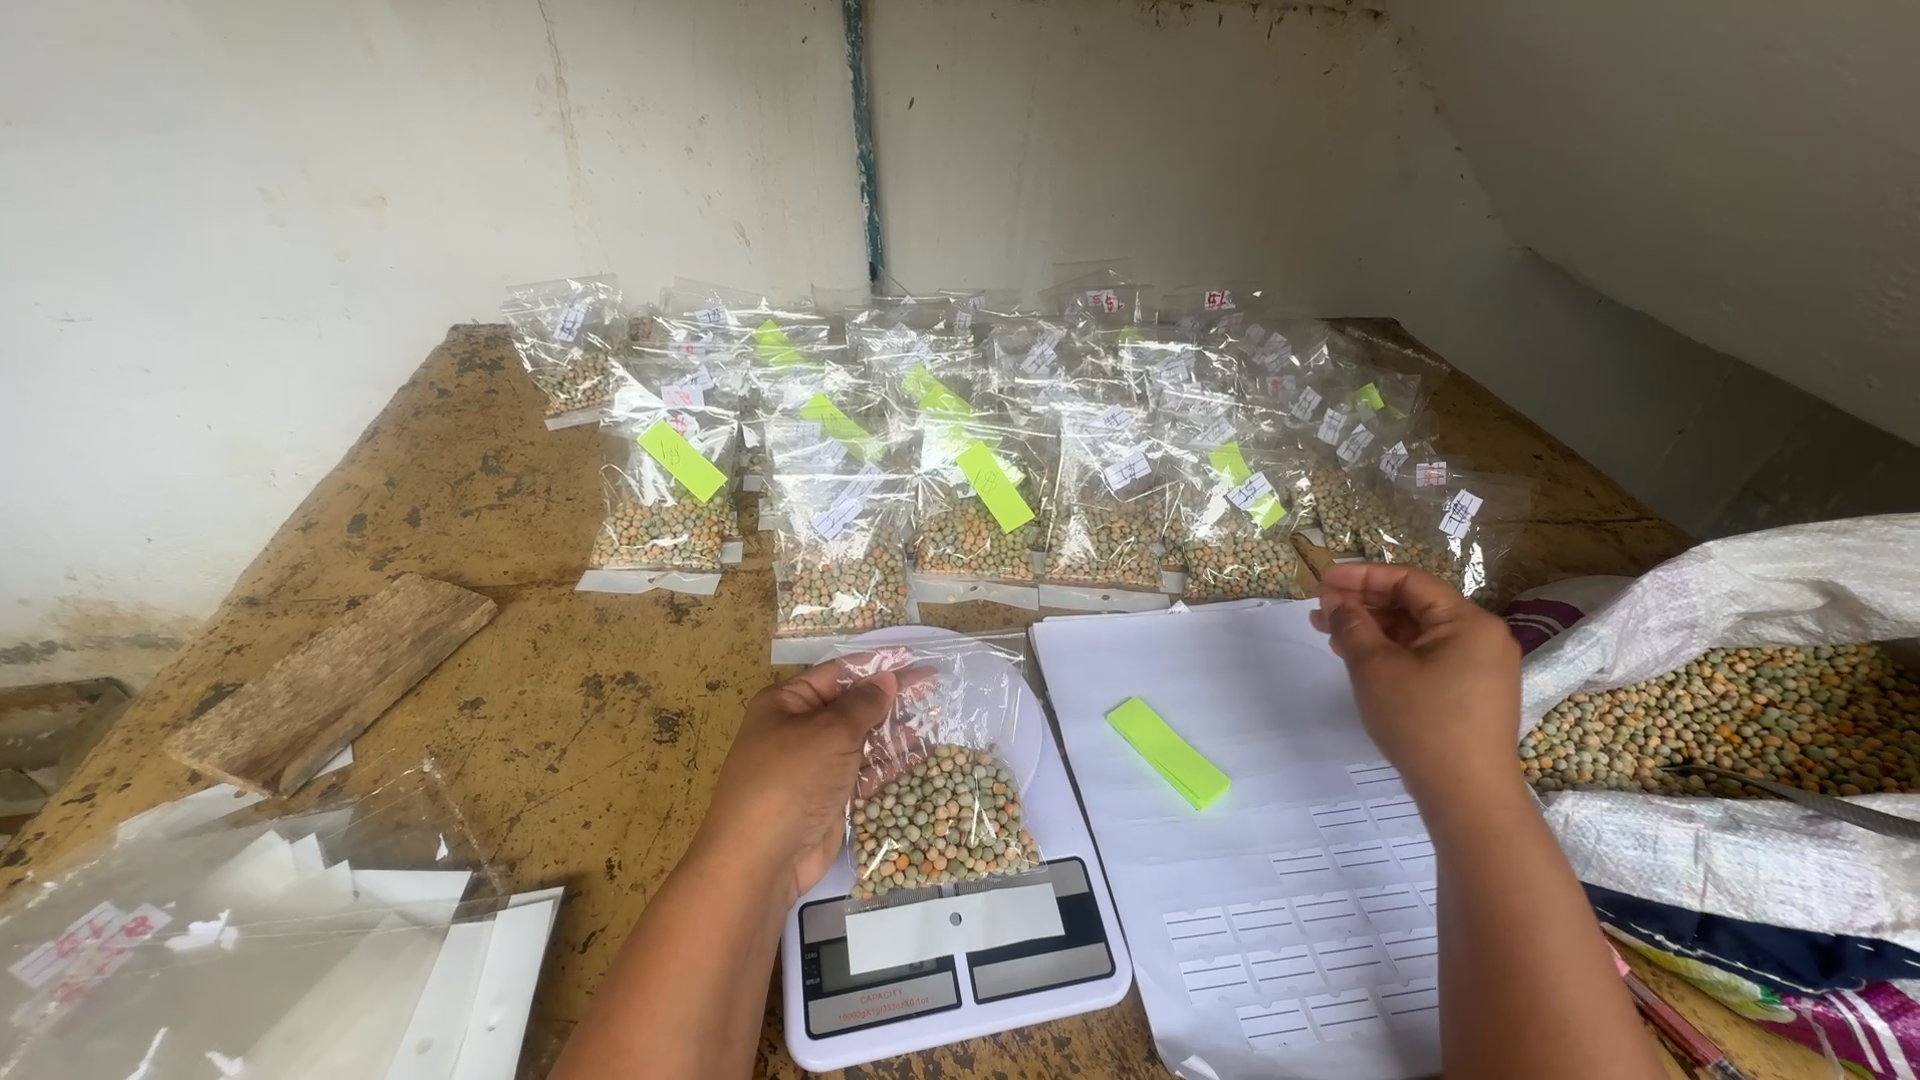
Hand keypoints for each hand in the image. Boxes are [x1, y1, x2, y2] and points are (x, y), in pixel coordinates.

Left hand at [702, 654, 931, 905]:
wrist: (761, 860)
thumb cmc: (791, 780)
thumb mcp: (829, 732)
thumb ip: (863, 704)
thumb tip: (885, 679)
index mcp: (787, 702)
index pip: (838, 672)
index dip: (876, 664)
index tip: (912, 657)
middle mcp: (799, 729)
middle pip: (852, 704)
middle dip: (891, 696)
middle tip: (934, 684)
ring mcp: (815, 766)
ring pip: (862, 739)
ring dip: (896, 729)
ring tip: (936, 717)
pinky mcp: (830, 797)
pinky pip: (864, 771)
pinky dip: (890, 762)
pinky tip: (921, 753)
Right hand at [1311, 563, 1521, 801]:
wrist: (1466, 794)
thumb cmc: (1421, 721)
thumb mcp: (1375, 667)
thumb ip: (1352, 625)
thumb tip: (1335, 602)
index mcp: (1467, 622)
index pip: (1409, 581)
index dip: (1361, 576)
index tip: (1322, 579)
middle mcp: (1481, 637)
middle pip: (1414, 605)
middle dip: (1363, 603)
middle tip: (1319, 608)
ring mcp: (1479, 666)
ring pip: (1416, 633)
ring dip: (1372, 628)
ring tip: (1328, 632)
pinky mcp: (1470, 692)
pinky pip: (1425, 656)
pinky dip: (1390, 651)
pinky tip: (1358, 657)